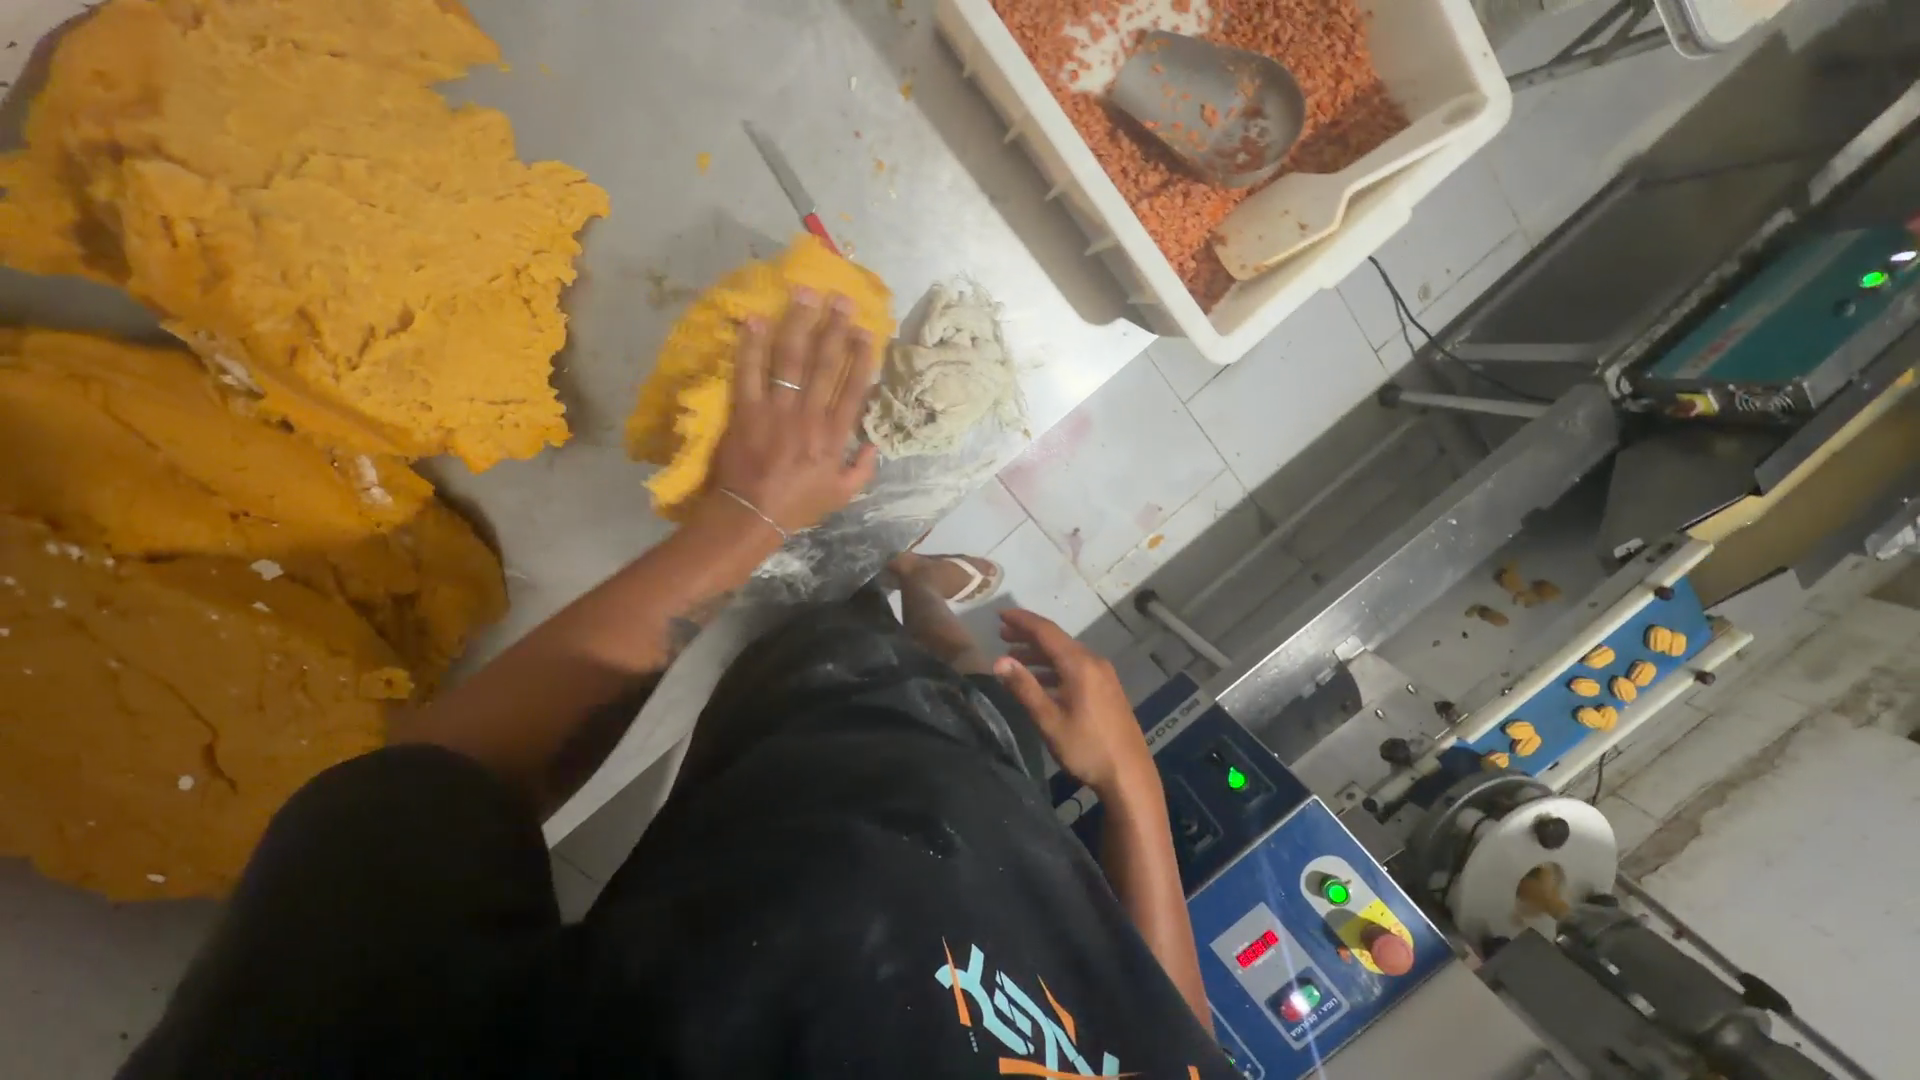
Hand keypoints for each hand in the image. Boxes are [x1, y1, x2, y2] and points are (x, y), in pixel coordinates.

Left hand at [705, 287, 881, 534]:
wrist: (751, 515)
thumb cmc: (798, 505)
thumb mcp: (842, 494)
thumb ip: (862, 469)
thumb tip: (874, 445)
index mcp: (835, 435)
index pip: (853, 388)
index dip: (860, 356)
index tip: (865, 330)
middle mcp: (810, 416)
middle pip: (825, 365)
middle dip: (834, 328)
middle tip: (840, 299)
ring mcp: (777, 411)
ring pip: (791, 360)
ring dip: (799, 324)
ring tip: (805, 294)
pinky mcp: (747, 411)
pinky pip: (750, 372)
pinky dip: (752, 346)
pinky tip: (757, 319)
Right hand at [994, 608, 1151, 794]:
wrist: (1129, 775)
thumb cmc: (1086, 748)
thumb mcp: (1048, 720)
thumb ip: (1024, 688)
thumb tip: (998, 661)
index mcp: (1080, 665)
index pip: (1046, 632)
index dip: (1022, 621)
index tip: (1000, 614)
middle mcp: (1094, 662)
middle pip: (1057, 640)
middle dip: (1028, 635)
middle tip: (1002, 634)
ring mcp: (1104, 675)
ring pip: (1066, 654)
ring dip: (1040, 653)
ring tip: (1014, 657)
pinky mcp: (1107, 689)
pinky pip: (1076, 667)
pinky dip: (1054, 667)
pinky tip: (1041, 680)